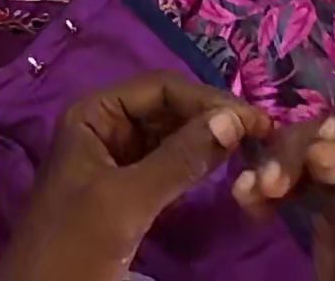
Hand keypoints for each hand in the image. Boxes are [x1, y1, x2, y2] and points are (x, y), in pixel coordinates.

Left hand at [0, 72, 273, 280]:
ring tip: (252, 147)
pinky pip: (167, 164)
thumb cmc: (72, 249)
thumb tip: (233, 120)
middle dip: (210, 117)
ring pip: (170, 135)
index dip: (206, 98)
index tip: (255, 119)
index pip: (159, 86)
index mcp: (95, 111)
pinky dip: (196, 165)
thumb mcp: (124, 203)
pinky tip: (224, 168)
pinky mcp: (127, 191)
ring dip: (207, 139)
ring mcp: (116, 156)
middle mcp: (106, 123)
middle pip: (167, 107)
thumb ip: (177, 160)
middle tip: (262, 134)